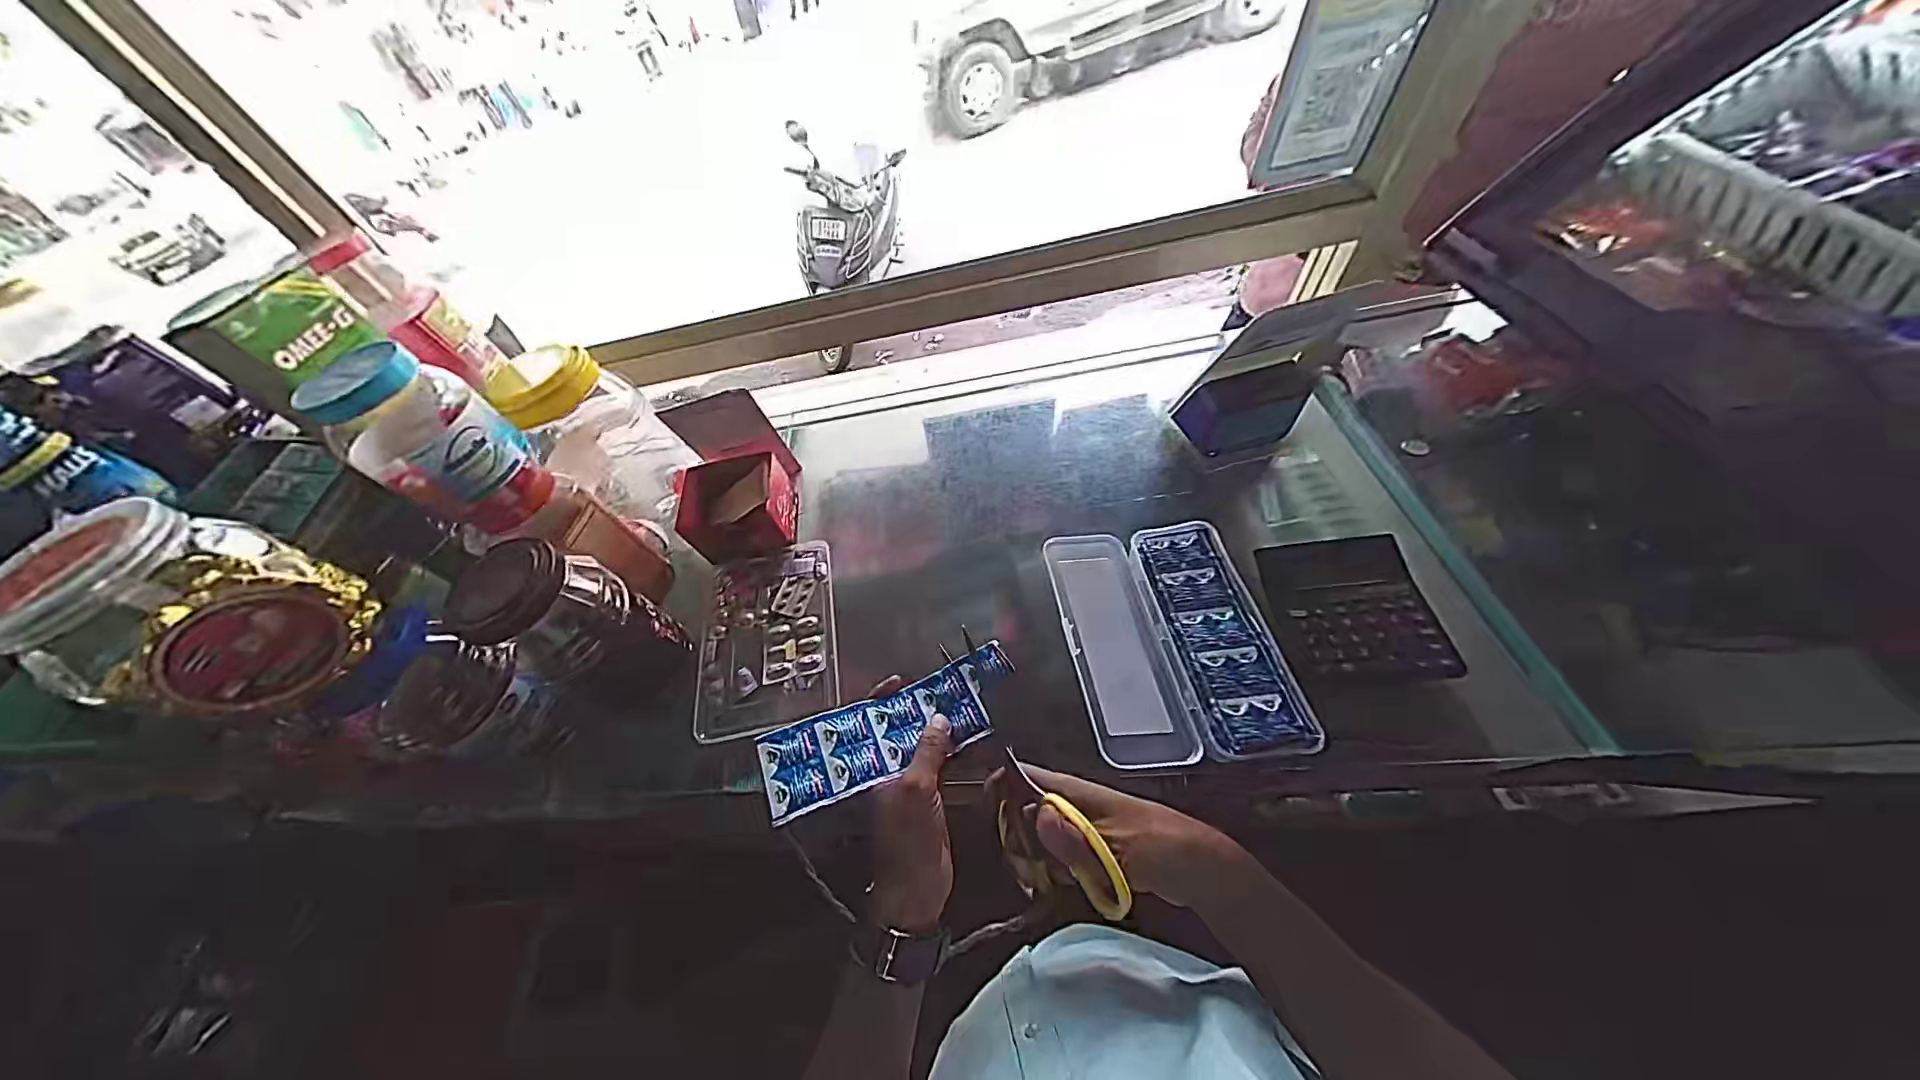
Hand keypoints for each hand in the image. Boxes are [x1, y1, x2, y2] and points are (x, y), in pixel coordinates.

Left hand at [867, 676, 955, 932]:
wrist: (916, 892)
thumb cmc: (908, 841)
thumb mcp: (917, 790)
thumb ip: (926, 752)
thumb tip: (938, 718)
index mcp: (872, 769)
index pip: (870, 726)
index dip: (881, 702)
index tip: (900, 681)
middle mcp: (885, 773)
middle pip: (897, 733)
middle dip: (915, 710)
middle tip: (938, 688)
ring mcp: (906, 785)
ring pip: (919, 748)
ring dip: (935, 729)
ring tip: (956, 704)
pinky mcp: (927, 798)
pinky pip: (936, 765)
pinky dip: (949, 750)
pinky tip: (965, 737)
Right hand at [1006, 765, 1253, 910]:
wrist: (1198, 867)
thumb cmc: (1157, 845)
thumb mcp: (1115, 845)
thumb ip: (1075, 837)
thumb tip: (1037, 815)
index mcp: (1072, 789)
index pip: (1021, 776)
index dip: (999, 791)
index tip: (990, 821)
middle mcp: (1069, 802)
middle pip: (1022, 810)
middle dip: (1015, 837)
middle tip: (1024, 868)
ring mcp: (1079, 825)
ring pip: (1037, 836)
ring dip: (1033, 859)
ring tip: (1041, 881)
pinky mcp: (1088, 847)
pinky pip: (1056, 854)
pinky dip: (1051, 869)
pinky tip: (1058, 885)